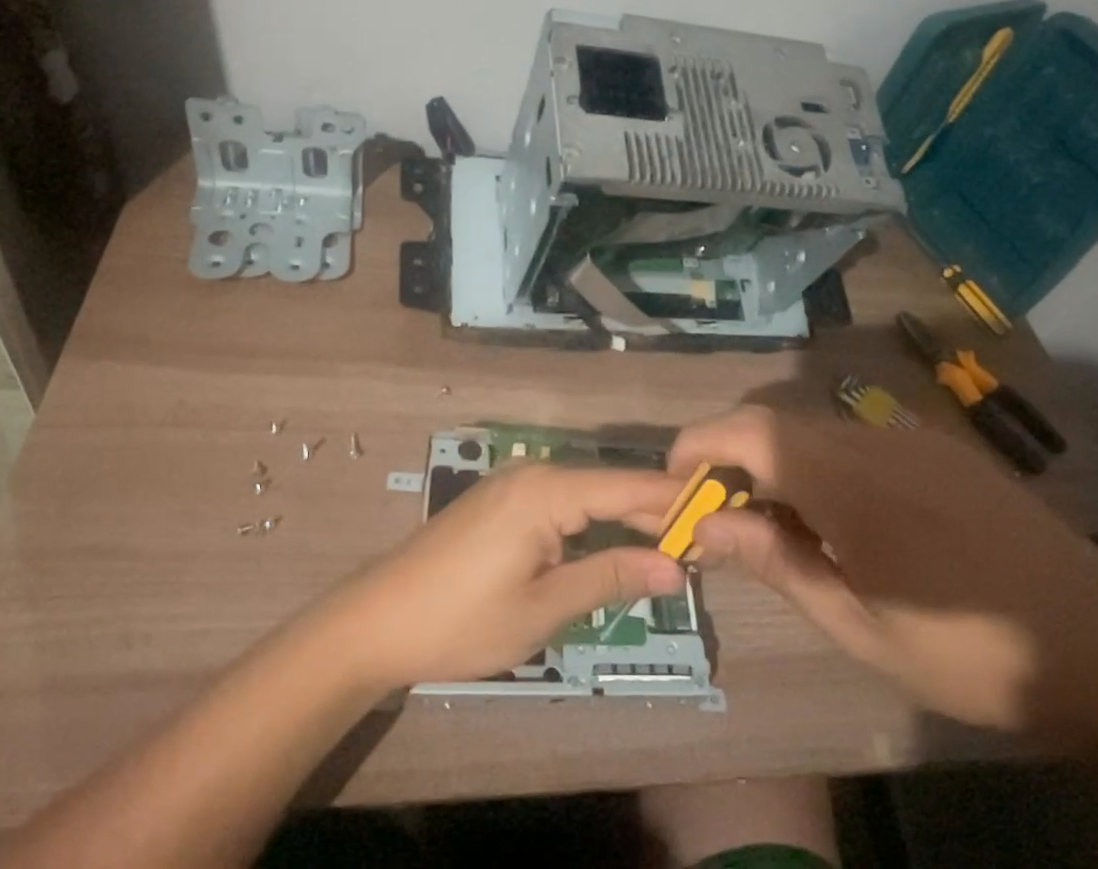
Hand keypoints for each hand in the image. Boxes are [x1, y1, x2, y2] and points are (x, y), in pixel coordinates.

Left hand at [310, 464, 687, 688]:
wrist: (373, 624)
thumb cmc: (461, 621)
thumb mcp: (544, 607)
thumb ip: (611, 577)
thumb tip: (678, 565)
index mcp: (546, 490)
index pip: (630, 486)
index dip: (679, 503)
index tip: (724, 520)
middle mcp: (532, 473)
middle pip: (611, 486)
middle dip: (657, 514)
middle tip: (704, 547)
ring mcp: (511, 485)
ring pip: (587, 495)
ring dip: (626, 521)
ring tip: (671, 551)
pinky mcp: (498, 503)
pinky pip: (561, 504)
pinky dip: (593, 524)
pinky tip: (613, 548)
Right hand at [670, 406, 1097, 740]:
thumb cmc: (969, 653)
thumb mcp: (858, 624)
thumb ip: (778, 562)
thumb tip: (705, 525)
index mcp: (853, 481)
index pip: (751, 430)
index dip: (699, 445)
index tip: (673, 484)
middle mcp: (883, 440)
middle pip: (782, 424)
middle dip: (736, 462)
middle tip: (724, 523)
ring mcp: (924, 442)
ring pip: (823, 431)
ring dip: (784, 467)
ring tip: (784, 532)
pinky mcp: (954, 456)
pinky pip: (866, 442)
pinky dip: (829, 468)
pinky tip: (847, 523)